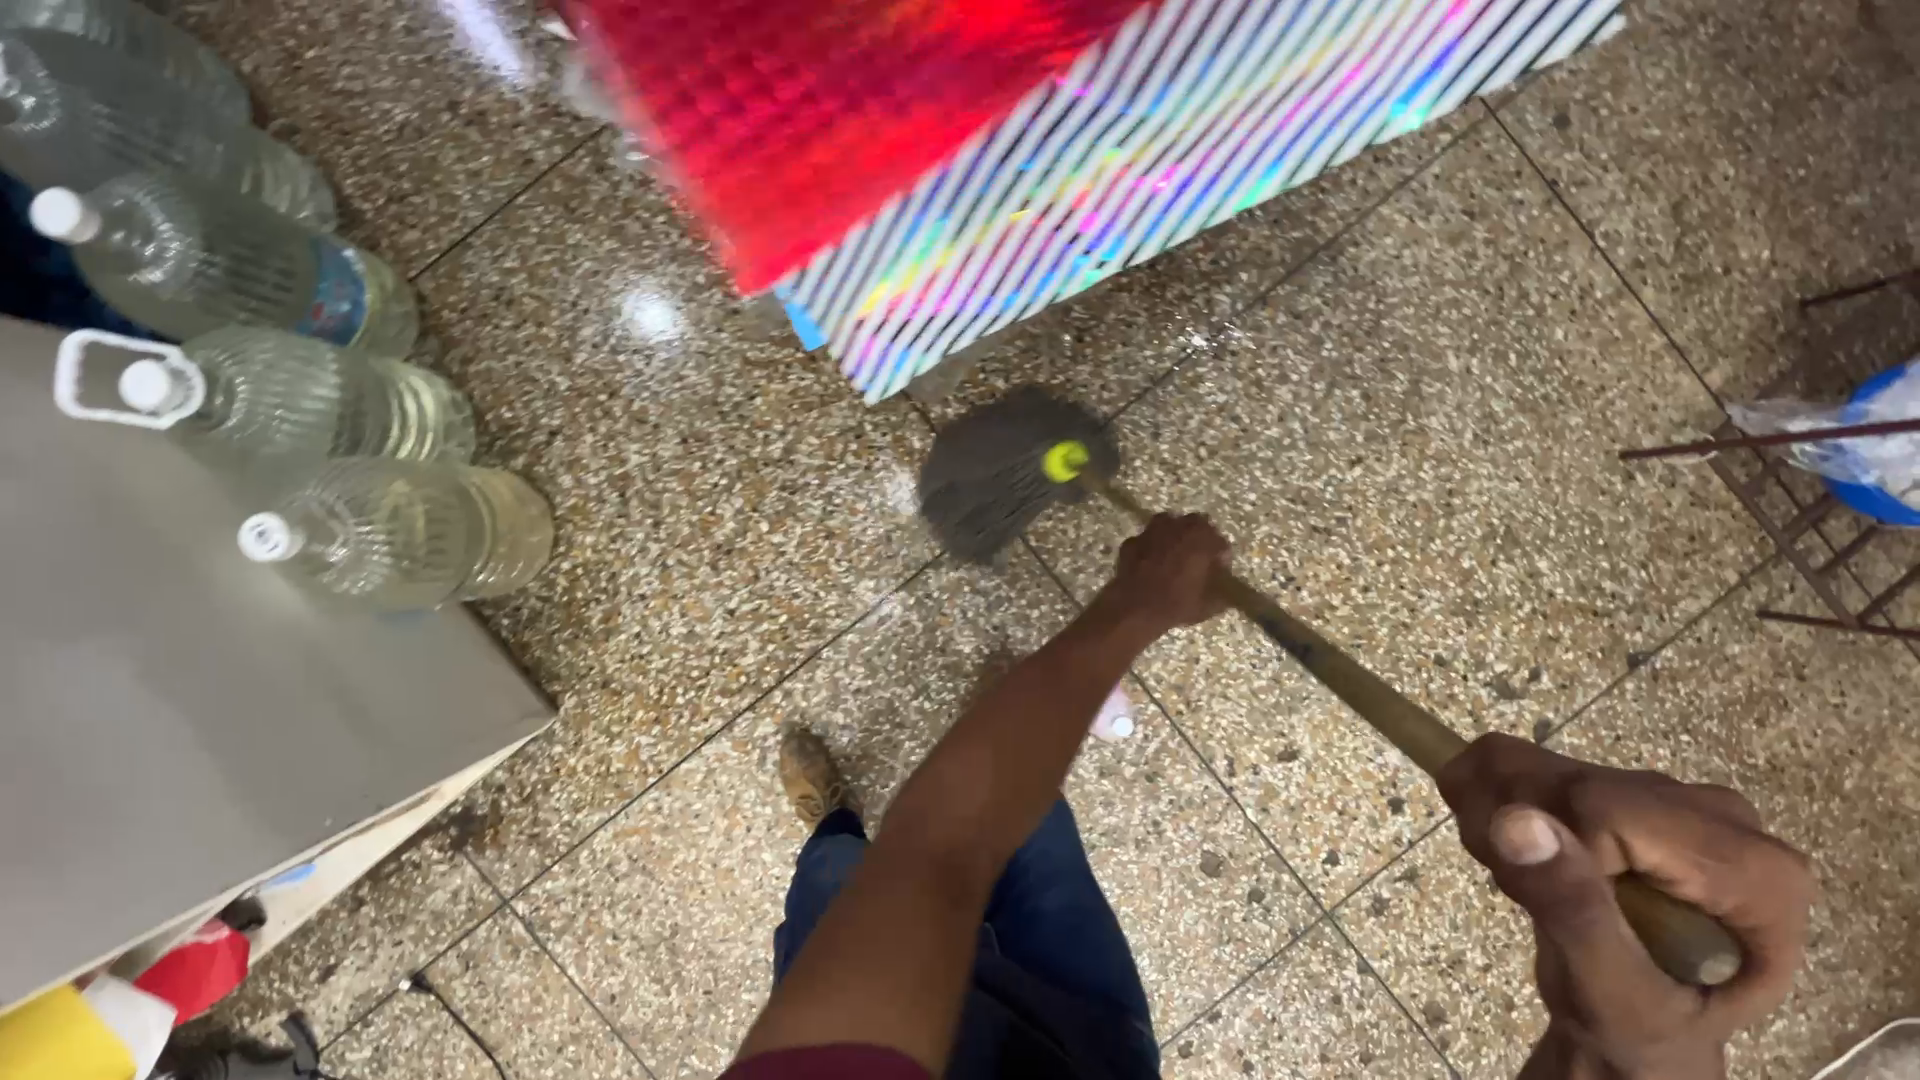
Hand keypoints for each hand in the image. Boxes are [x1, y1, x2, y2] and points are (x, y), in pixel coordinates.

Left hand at [1100, 513, 1230, 632]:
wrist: (1134, 609)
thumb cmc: (1177, 605)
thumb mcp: (1208, 606)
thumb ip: (1221, 594)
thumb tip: (1225, 594)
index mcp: (1202, 539)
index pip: (1219, 542)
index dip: (1221, 556)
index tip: (1219, 570)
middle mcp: (1177, 527)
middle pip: (1196, 524)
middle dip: (1200, 538)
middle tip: (1199, 558)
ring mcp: (1151, 531)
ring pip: (1168, 523)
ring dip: (1174, 534)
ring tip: (1175, 554)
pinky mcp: (1131, 542)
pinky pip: (1147, 540)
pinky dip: (1151, 547)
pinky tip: (1150, 562)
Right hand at [1437, 734, 1811, 1079]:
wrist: (1639, 1029)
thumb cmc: (1639, 1027)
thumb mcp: (1612, 993)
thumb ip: (1573, 908)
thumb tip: (1514, 820)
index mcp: (1750, 868)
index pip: (1604, 808)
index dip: (1549, 849)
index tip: (1535, 902)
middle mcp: (1720, 816)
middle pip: (1566, 779)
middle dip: (1509, 829)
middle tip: (1516, 893)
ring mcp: (1667, 795)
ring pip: (1530, 763)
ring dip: (1491, 818)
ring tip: (1522, 882)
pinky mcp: (1618, 785)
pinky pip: (1519, 762)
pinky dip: (1487, 802)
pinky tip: (1519, 852)